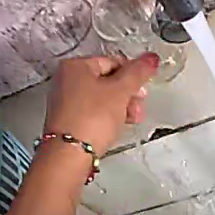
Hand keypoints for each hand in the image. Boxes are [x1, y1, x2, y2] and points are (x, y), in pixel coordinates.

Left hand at [41, 53, 158, 153]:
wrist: (70, 155)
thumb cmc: (89, 120)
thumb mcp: (121, 91)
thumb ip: (137, 72)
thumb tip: (149, 59)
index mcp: (75, 66)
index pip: (112, 61)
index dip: (131, 74)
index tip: (142, 86)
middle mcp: (65, 82)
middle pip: (106, 81)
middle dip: (126, 95)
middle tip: (136, 105)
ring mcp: (65, 103)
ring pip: (100, 99)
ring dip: (120, 108)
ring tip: (129, 119)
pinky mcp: (68, 123)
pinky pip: (92, 115)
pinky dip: (106, 119)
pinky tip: (114, 128)